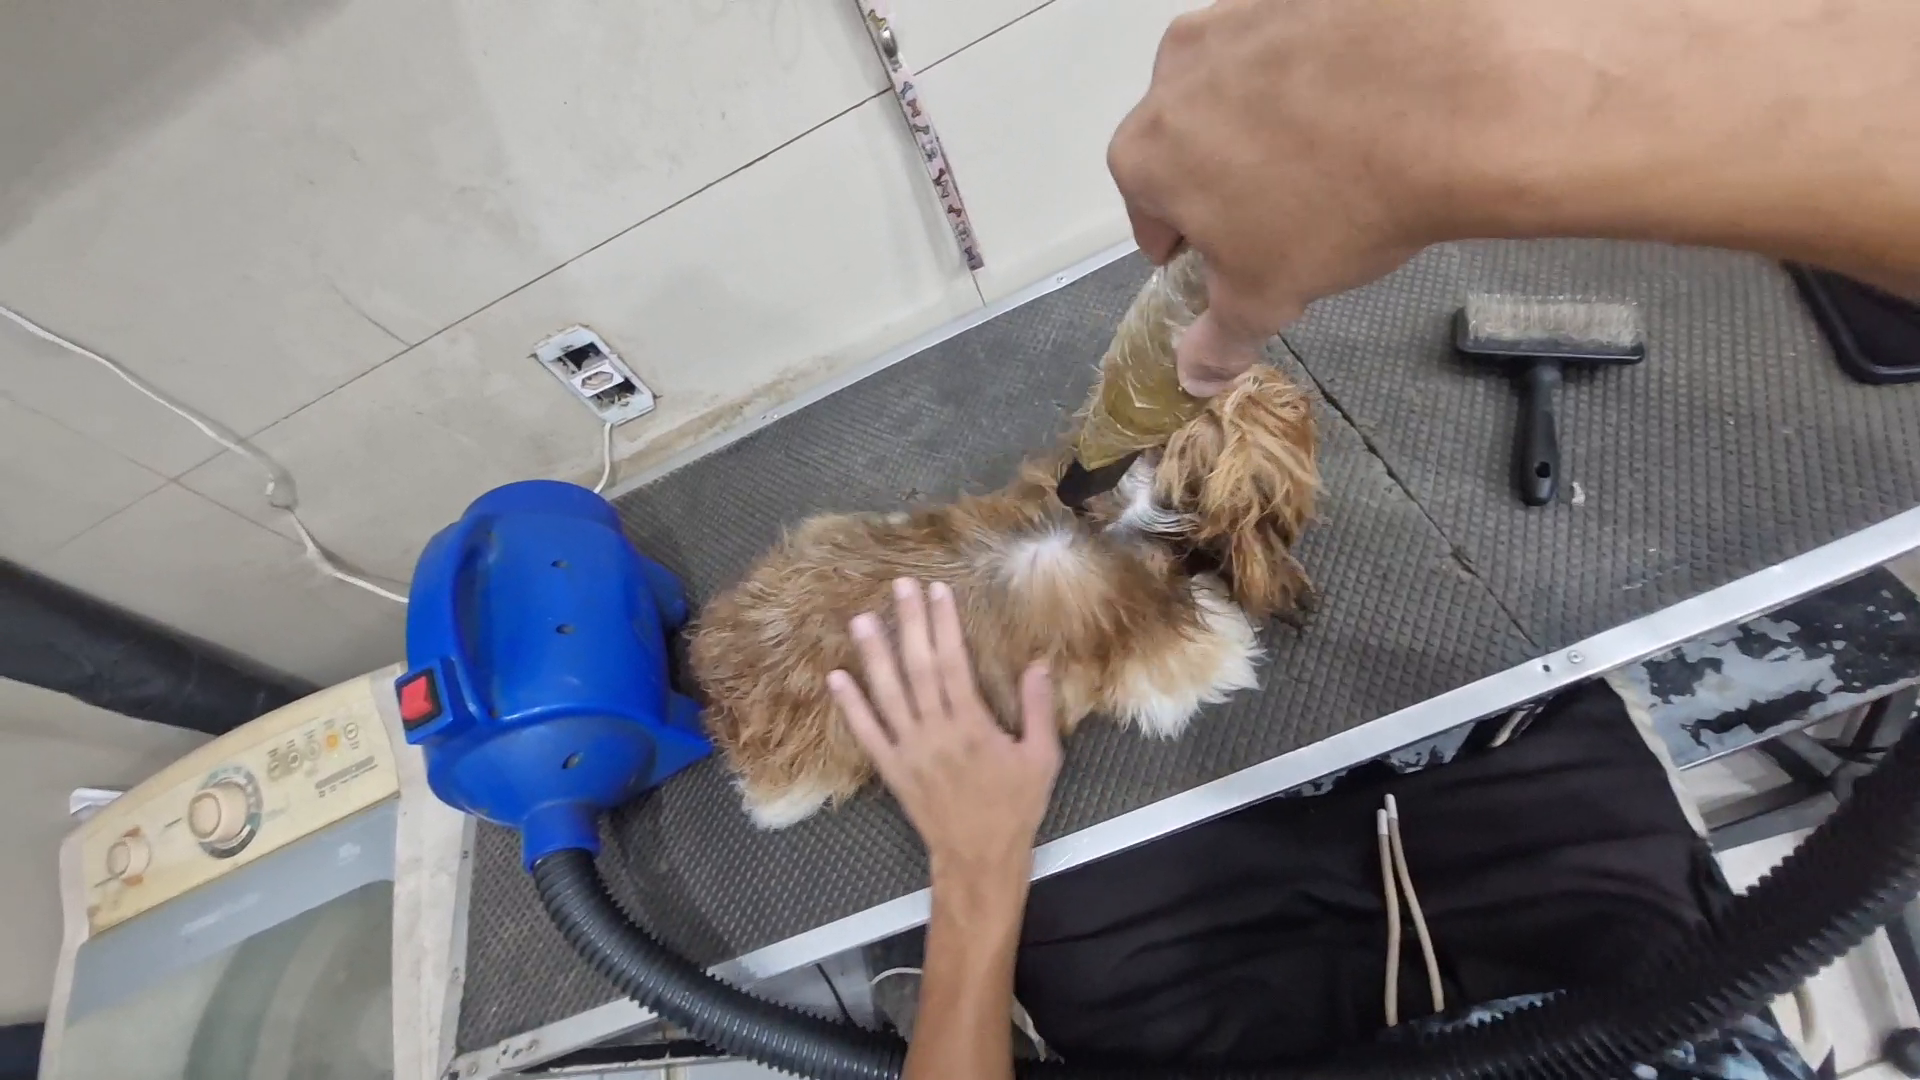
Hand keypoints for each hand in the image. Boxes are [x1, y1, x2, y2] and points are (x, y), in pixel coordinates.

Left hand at [829, 578, 1060, 906]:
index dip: (944, 624)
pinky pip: (867, 733)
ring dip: (874, 655)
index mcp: (972, 725)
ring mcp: (908, 750)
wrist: (978, 858)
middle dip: (910, 624)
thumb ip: (1037, 709)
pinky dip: (850, 706)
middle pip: (918, 668)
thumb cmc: (1014, 806)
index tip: (937, 591)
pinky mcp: (891, 768)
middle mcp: (935, 731)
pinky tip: (836, 677)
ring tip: (862, 618)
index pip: (954, 663)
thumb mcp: (1041, 758)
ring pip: (888, 694)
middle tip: (900, 586)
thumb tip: (1038, 663)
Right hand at [1109, 0, 1527, 392]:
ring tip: (1340, 149)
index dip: (1195, 249)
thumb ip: (1216, 341)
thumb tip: (1192, 378)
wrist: (1469, 93)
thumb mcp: (1265, 298)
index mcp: (1145, 152)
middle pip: (1191, 147)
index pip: (1152, 218)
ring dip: (1269, 123)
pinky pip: (1302, 40)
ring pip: (1243, 89)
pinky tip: (1372, 99)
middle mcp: (1174, 68)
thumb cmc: (1334, 210)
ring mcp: (1245, 8)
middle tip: (1295, 206)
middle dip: (1226, 180)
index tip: (1242, 256)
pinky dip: (1323, 72)